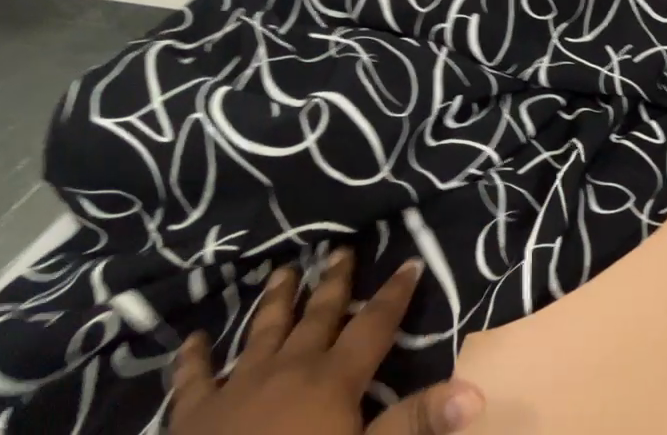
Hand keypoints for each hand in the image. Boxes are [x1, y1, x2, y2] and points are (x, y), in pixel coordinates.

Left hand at [171, 250, 483, 434]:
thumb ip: (416, 423)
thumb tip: (475, 391)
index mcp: (332, 381)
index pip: (374, 326)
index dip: (394, 294)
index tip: (411, 261)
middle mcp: (288, 370)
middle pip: (317, 317)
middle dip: (333, 283)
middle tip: (340, 249)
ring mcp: (236, 389)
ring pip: (261, 332)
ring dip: (275, 301)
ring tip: (283, 270)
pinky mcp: (193, 418)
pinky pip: (193, 380)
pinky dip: (193, 357)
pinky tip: (191, 338)